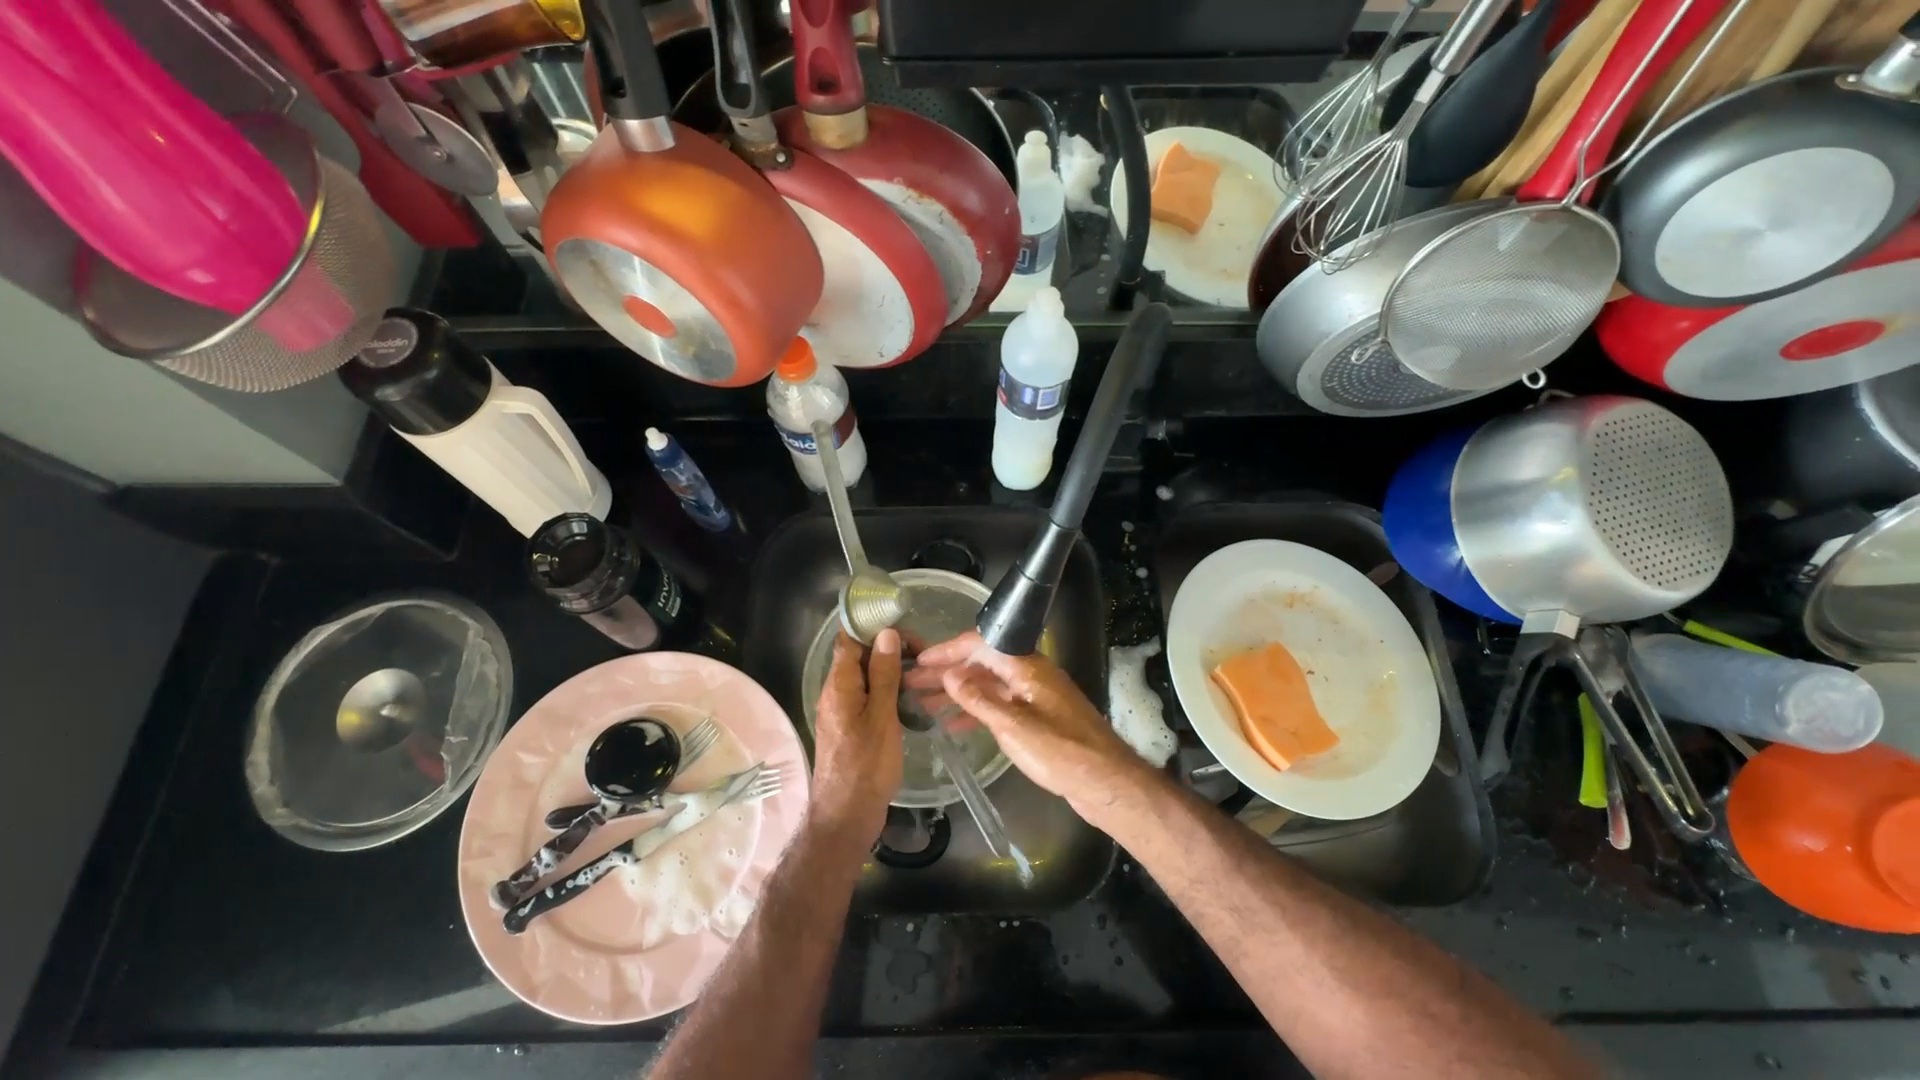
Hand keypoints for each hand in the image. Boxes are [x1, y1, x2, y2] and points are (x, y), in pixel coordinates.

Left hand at [809, 628, 903, 842]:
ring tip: (923, 679)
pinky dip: (887, 695)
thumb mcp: (882, 716)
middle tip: (924, 660)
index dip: (877, 630)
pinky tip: (911, 703)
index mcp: (839, 685)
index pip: (850, 639)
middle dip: (890, 651)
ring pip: (866, 680)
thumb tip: (886, 634)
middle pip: (859, 657)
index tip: (909, 635)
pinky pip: (868, 700)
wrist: (846, 816)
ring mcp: (841, 712)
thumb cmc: (866, 766)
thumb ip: (884, 675)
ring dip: (892, 674)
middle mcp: (835, 693)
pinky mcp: (850, 729)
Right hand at [906, 632, 1148, 810]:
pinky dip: (977, 710)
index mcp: (1027, 667)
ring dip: (958, 692)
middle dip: (948, 671)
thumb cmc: (1061, 752)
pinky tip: (954, 724)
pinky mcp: (1039, 718)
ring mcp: (1035, 696)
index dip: (948, 650)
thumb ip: (979, 699)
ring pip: (989, 685)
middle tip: (912, 683)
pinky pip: (1000, 705)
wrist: (1106, 782)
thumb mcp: (1013, 727)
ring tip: (923, 703)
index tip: (920, 660)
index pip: (981, 644)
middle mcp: (1031, 675)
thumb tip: (950, 674)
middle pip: (983, 663)